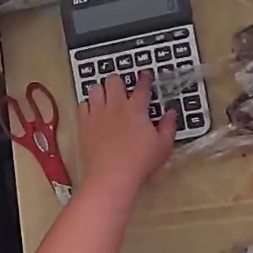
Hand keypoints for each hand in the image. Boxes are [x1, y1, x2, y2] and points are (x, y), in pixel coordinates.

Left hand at [77, 73, 175, 194]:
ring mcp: (97, 114)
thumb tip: (171, 112)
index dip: (144, 78)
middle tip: (122, 90)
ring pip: (95, 89)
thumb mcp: (163, 146)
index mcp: (136, 109)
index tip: (145, 75)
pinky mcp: (84, 124)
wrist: (111, 177)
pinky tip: (93, 112)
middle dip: (119, 82)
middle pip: (114, 81)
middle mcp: (115, 106)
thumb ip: (168, 126)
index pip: (141, 86)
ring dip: (102, 91)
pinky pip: (82, 105)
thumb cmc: (141, 162)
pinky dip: (88, 105)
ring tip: (106, 98)